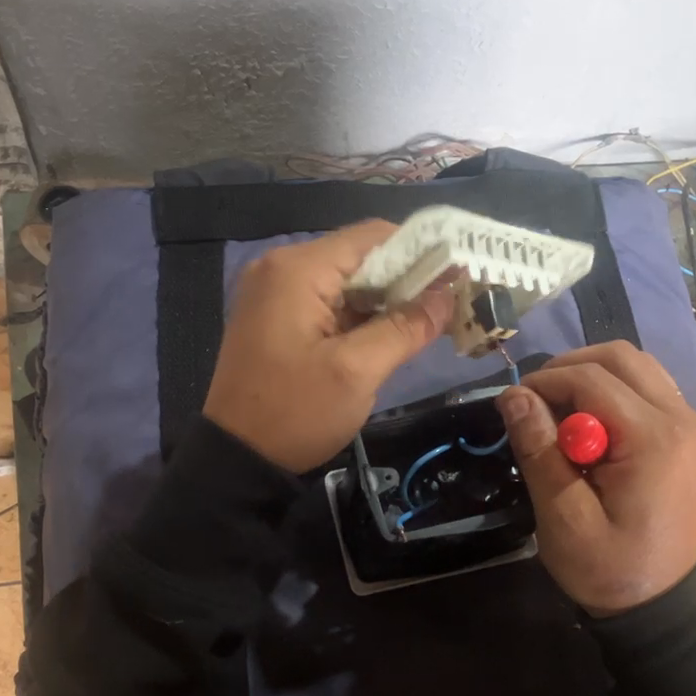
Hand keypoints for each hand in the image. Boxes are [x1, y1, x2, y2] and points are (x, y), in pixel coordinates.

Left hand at [203, 221, 453, 472]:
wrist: (237, 458)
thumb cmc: (296, 413)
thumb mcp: (357, 372)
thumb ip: (405, 328)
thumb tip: (448, 296)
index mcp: (298, 270)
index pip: (373, 236)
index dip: (421, 252)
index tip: (457, 278)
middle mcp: (281, 268)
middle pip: (359, 256)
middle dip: (406, 279)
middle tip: (448, 306)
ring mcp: (274, 293)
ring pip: (345, 282)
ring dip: (384, 300)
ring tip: (427, 322)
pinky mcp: (274, 318)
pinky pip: (327, 303)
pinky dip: (358, 315)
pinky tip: (388, 335)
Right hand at [495, 341, 695, 615]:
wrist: (657, 604)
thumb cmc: (607, 569)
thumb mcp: (563, 517)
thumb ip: (540, 451)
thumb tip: (513, 395)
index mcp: (655, 439)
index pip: (593, 379)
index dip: (546, 382)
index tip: (513, 406)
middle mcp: (682, 419)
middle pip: (621, 357)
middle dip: (569, 370)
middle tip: (534, 404)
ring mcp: (690, 425)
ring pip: (636, 368)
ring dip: (590, 378)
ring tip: (558, 416)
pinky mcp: (686, 436)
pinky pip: (647, 390)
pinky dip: (611, 394)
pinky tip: (588, 429)